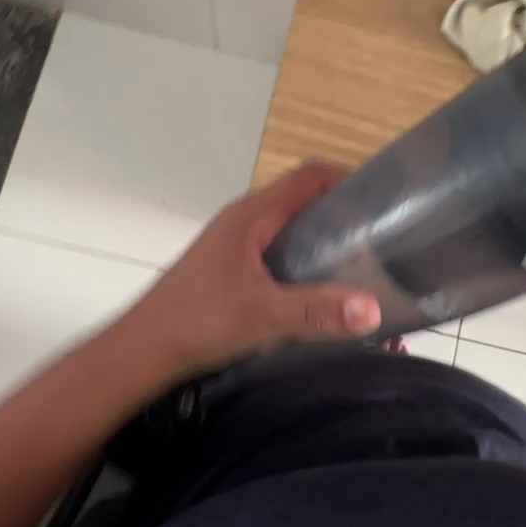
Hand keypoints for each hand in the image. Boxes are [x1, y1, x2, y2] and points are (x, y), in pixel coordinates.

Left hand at [103, 161, 382, 377]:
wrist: (142, 349)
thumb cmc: (198, 322)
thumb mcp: (263, 316)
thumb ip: (318, 312)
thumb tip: (374, 309)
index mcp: (251, 215)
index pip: (307, 177)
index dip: (345, 178)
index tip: (383, 199)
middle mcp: (243, 219)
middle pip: (300, 200)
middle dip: (341, 212)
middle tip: (379, 238)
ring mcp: (234, 242)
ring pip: (288, 227)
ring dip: (321, 237)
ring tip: (359, 263)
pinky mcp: (229, 266)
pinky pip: (276, 249)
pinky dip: (302, 258)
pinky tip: (318, 289)